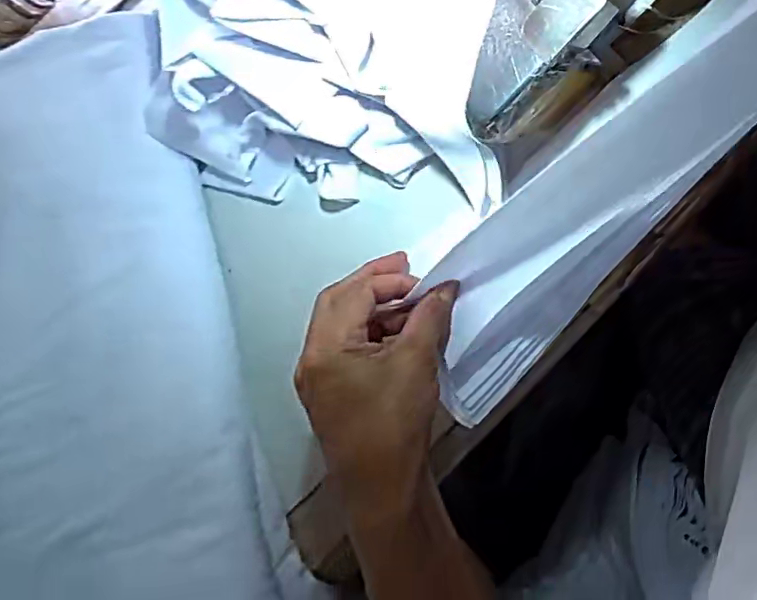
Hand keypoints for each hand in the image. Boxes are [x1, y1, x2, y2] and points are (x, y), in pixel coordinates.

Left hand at [294, 252, 458, 521]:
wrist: (383, 486)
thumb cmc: (394, 420)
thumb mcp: (417, 358)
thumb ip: (430, 314)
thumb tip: (443, 287)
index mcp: (325, 348)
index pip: (354, 293)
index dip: (391, 280)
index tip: (426, 284)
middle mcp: (313, 358)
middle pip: (339, 301)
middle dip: (374, 281)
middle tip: (407, 269)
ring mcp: (320, 377)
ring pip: (343, 322)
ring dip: (377, 306)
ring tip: (414, 305)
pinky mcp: (334, 391)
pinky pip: (349, 344)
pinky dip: (375, 329)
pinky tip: (404, 332)